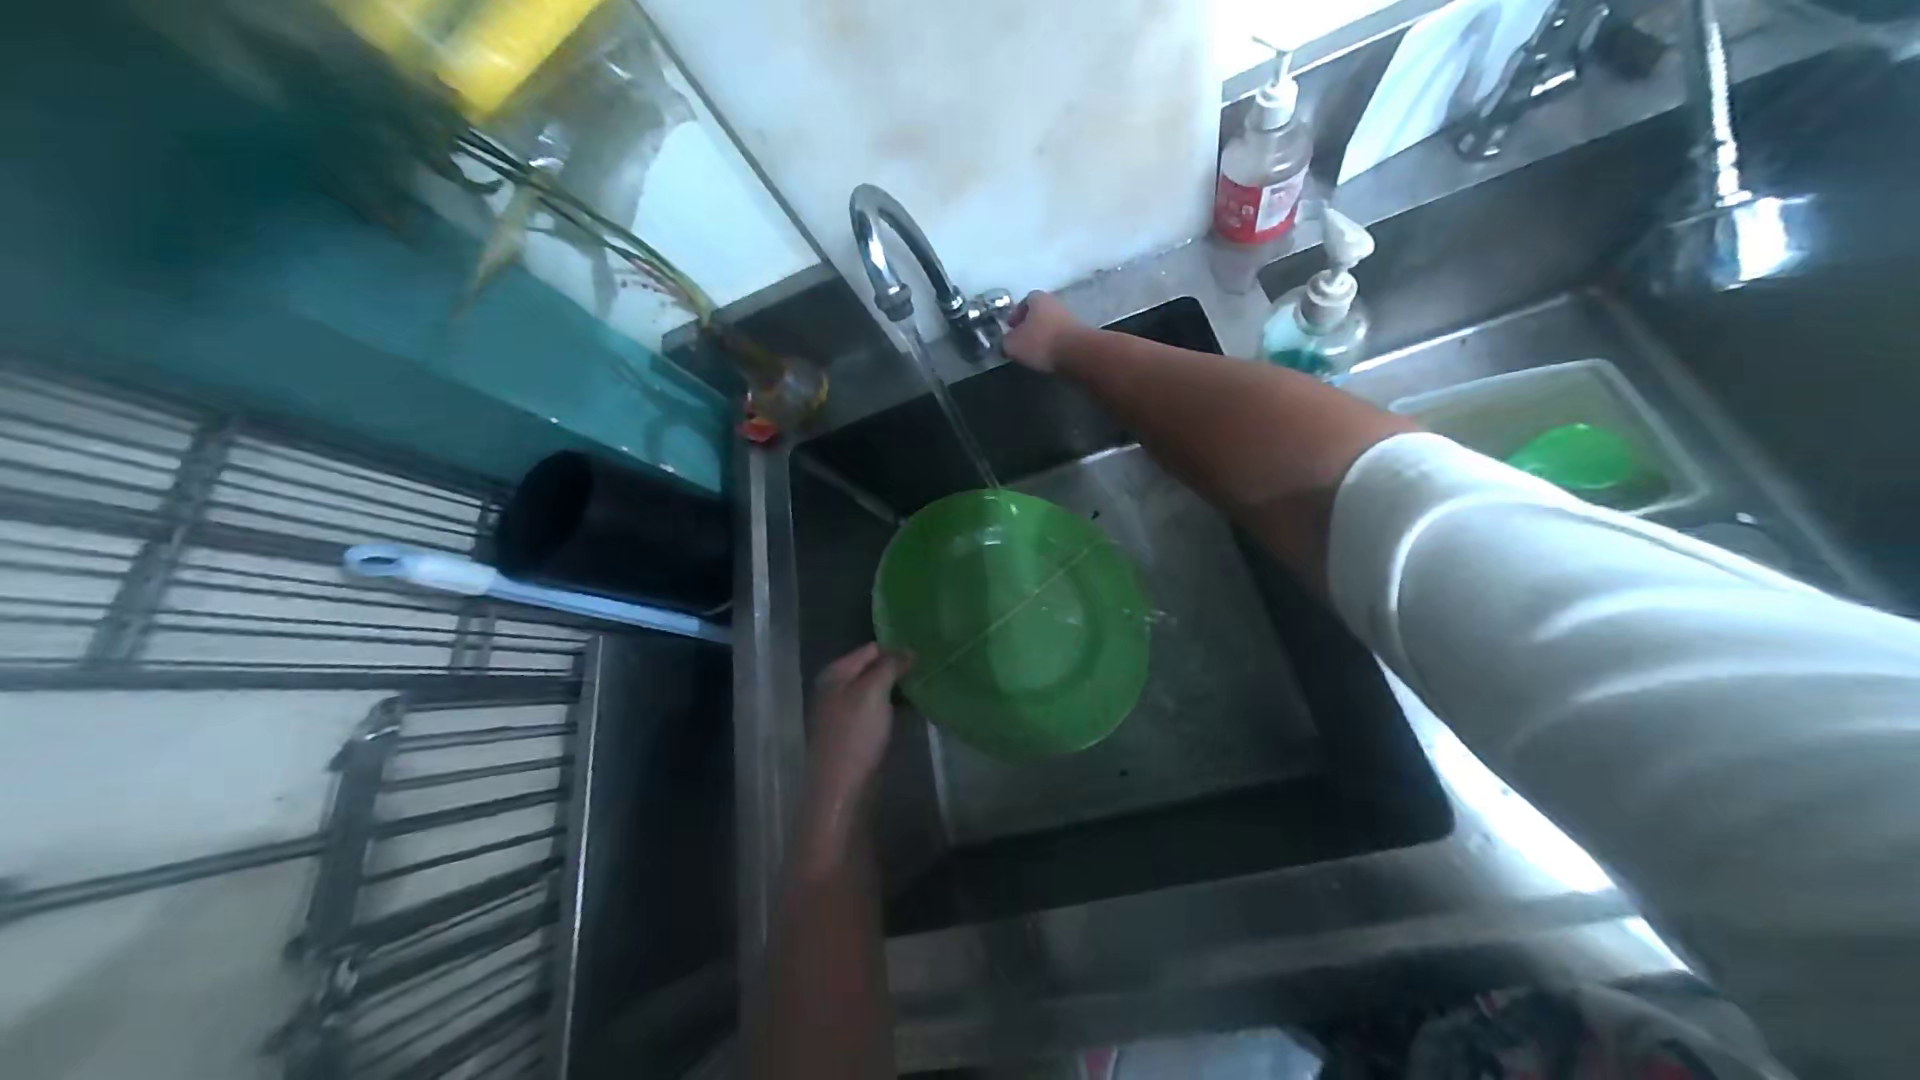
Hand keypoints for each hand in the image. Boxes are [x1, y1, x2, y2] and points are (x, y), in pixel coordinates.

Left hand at [801, 644, 911, 851]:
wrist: (840, 788)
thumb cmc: (855, 734)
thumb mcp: (873, 692)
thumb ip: (889, 666)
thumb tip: (909, 650)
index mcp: (835, 673)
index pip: (871, 649)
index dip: (897, 650)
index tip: (925, 656)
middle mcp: (836, 688)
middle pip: (873, 668)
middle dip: (899, 669)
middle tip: (929, 670)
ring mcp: (843, 712)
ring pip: (877, 690)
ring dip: (898, 689)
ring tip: (925, 687)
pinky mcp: (854, 733)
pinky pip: (877, 709)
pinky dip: (893, 707)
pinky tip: (912, 710)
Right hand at [1001, 290, 1086, 372]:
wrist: (1078, 353)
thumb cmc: (1041, 343)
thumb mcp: (1013, 345)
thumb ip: (1005, 342)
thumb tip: (1006, 343)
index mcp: (1037, 298)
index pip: (1024, 301)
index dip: (1016, 315)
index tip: (1010, 328)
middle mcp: (1055, 302)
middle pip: (1038, 312)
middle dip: (1029, 325)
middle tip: (1021, 340)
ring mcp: (1070, 316)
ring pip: (1050, 324)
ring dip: (1042, 335)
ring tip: (1035, 351)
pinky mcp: (1080, 332)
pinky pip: (1061, 336)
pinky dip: (1054, 344)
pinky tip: (1050, 355)